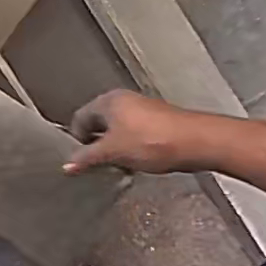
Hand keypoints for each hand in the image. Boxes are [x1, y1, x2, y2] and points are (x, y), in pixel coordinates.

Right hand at [64, 90, 219, 174]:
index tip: (82, 159)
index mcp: (108, 101)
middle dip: (96, 145)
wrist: (197, 142)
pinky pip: (133, 134)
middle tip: (99, 164)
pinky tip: (137, 162)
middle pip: (98, 124)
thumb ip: (87, 158)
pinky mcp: (156, 121)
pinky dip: (131, 147)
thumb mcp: (112, 152)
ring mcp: (141, 110)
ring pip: (116, 131)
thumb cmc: (152, 141)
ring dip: (114, 149)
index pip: (79, 119)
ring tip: (120, 165)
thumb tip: (67, 165)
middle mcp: (123, 100)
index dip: (77, 140)